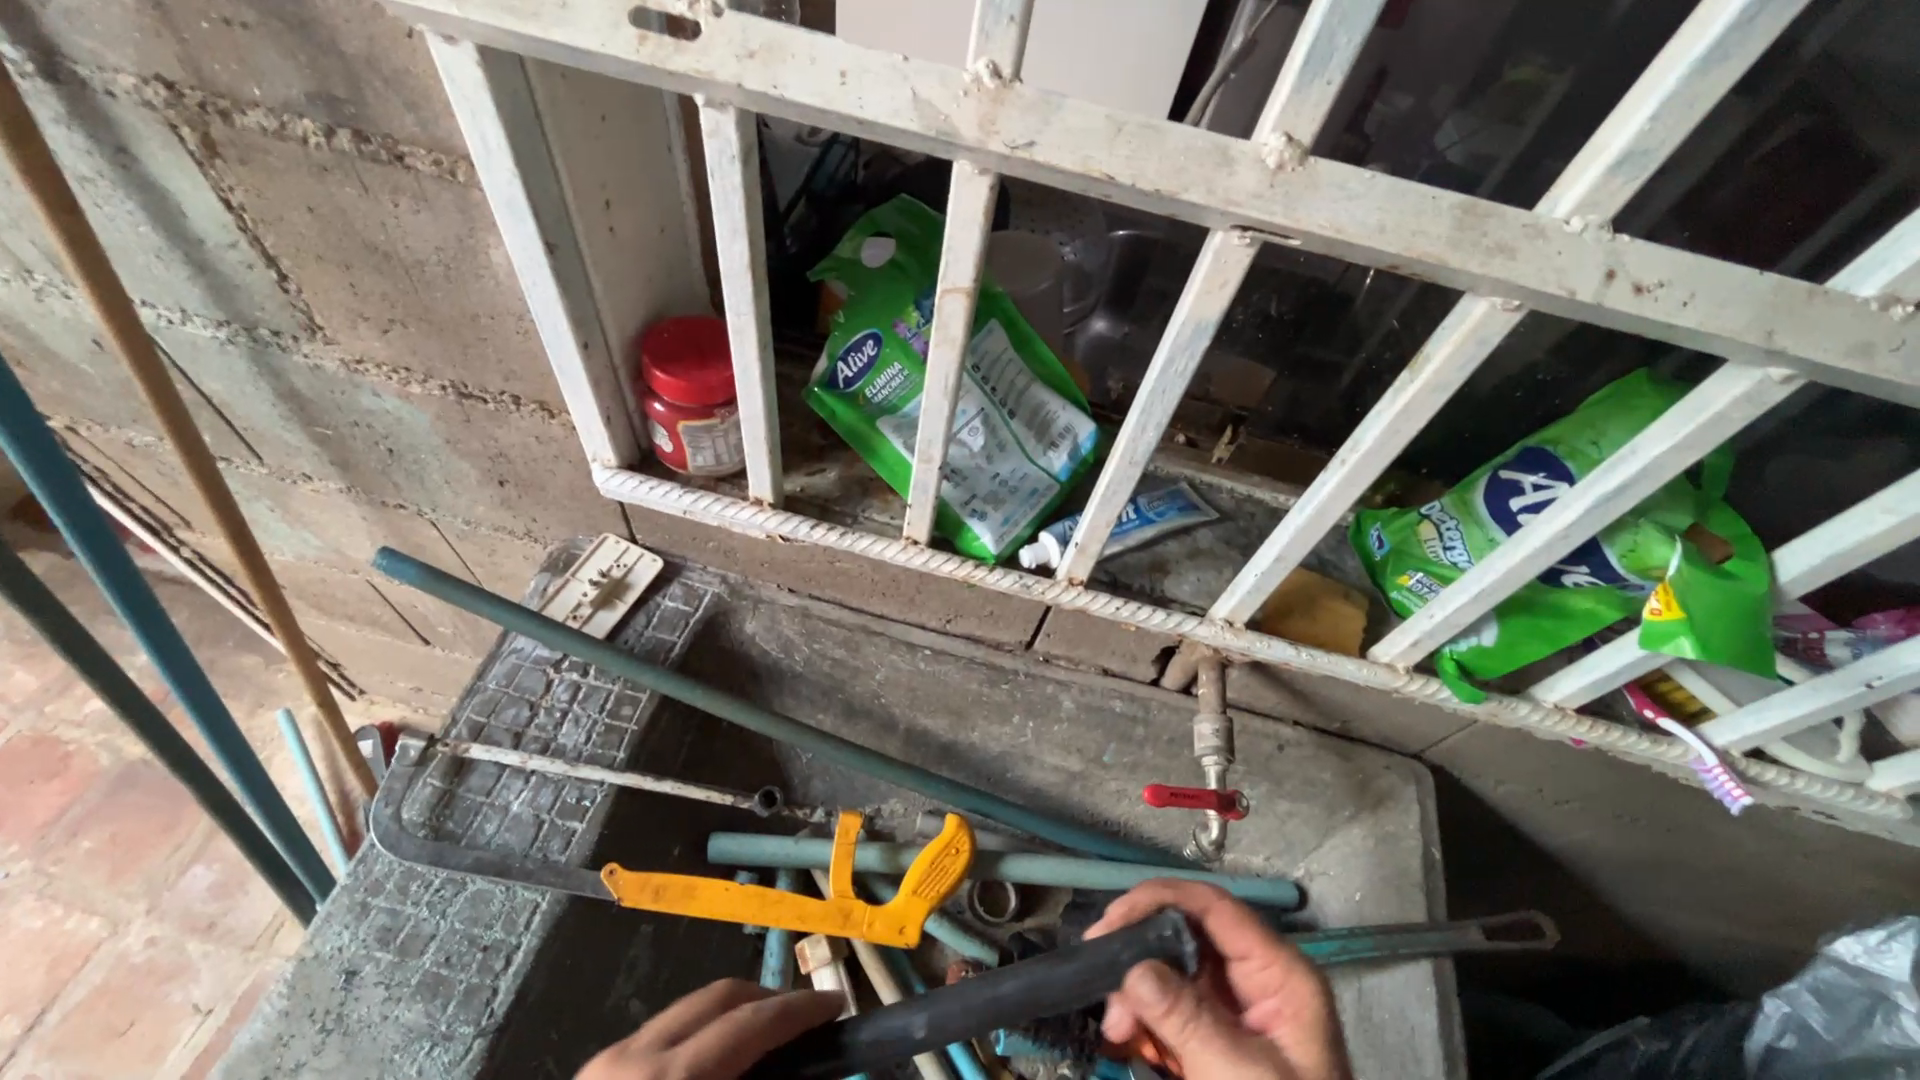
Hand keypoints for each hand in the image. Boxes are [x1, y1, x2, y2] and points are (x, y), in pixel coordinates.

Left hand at [577, 979, 842, 1079]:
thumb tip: (814, 1074)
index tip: (837, 1005)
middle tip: (805, 1019)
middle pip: (721, 996)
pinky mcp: (591, 1074)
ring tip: (762, 1041)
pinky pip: (659, 1036)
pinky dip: (697, 1037)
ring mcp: (607, 1062)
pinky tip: (712, 1067)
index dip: (802, 1009)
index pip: (754, 1020)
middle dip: (770, 998)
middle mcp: (637, 1056)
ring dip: (733, 1015)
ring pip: (688, 1011)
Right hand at [1087, 880, 1350, 1079]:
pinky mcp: (1212, 1034)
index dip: (1159, 899)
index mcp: (1278, 973)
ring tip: (1117, 1030)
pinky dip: (1141, 1017)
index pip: (1214, 906)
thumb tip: (1134, 969)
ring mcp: (1232, 1006)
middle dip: (1137, 952)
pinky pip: (1167, 1005)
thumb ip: (1187, 1020)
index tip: (1110, 923)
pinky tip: (1126, 1039)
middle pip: (1185, 933)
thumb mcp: (1236, 1074)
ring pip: (1169, 968)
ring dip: (1133, 992)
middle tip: (1100, 980)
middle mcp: (1254, 977)